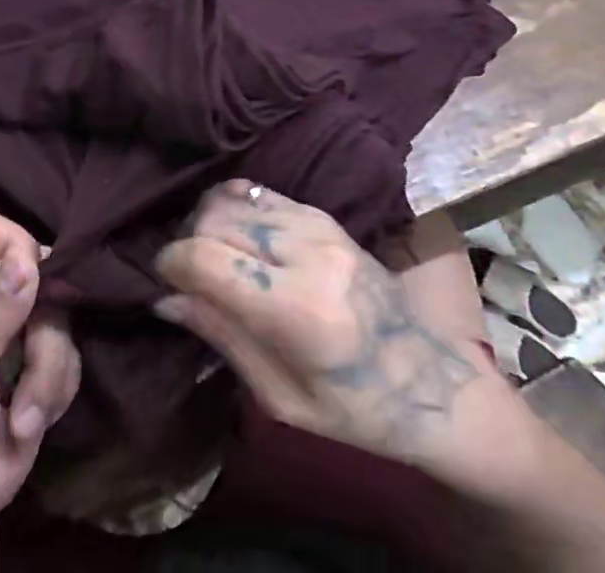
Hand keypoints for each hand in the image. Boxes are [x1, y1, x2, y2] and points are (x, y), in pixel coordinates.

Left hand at [0, 213, 81, 572]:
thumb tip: (26, 259)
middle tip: (31, 370)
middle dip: (42, 334)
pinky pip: (68, 355)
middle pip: (33, 275)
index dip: (12, 243)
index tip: (35, 276)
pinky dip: (55, 392)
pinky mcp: (36, 364)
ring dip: (47, 375)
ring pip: (58, 320)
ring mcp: (10, 332)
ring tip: (21, 418)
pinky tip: (27, 422)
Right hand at [153, 180, 535, 493]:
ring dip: (207, 225)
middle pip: (212, 221)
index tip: (166, 284)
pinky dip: (232, 209)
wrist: (440, 389)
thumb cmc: (359, 411)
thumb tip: (165, 298)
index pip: (205, 259)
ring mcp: (322, 229)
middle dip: (186, 244)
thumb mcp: (282, 399)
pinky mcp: (326, 218)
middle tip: (189, 277)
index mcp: (301, 311)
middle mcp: (311, 256)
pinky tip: (235, 237)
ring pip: (230, 201)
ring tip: (212, 257)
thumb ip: (222, 338)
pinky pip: (258, 193)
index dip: (170, 265)